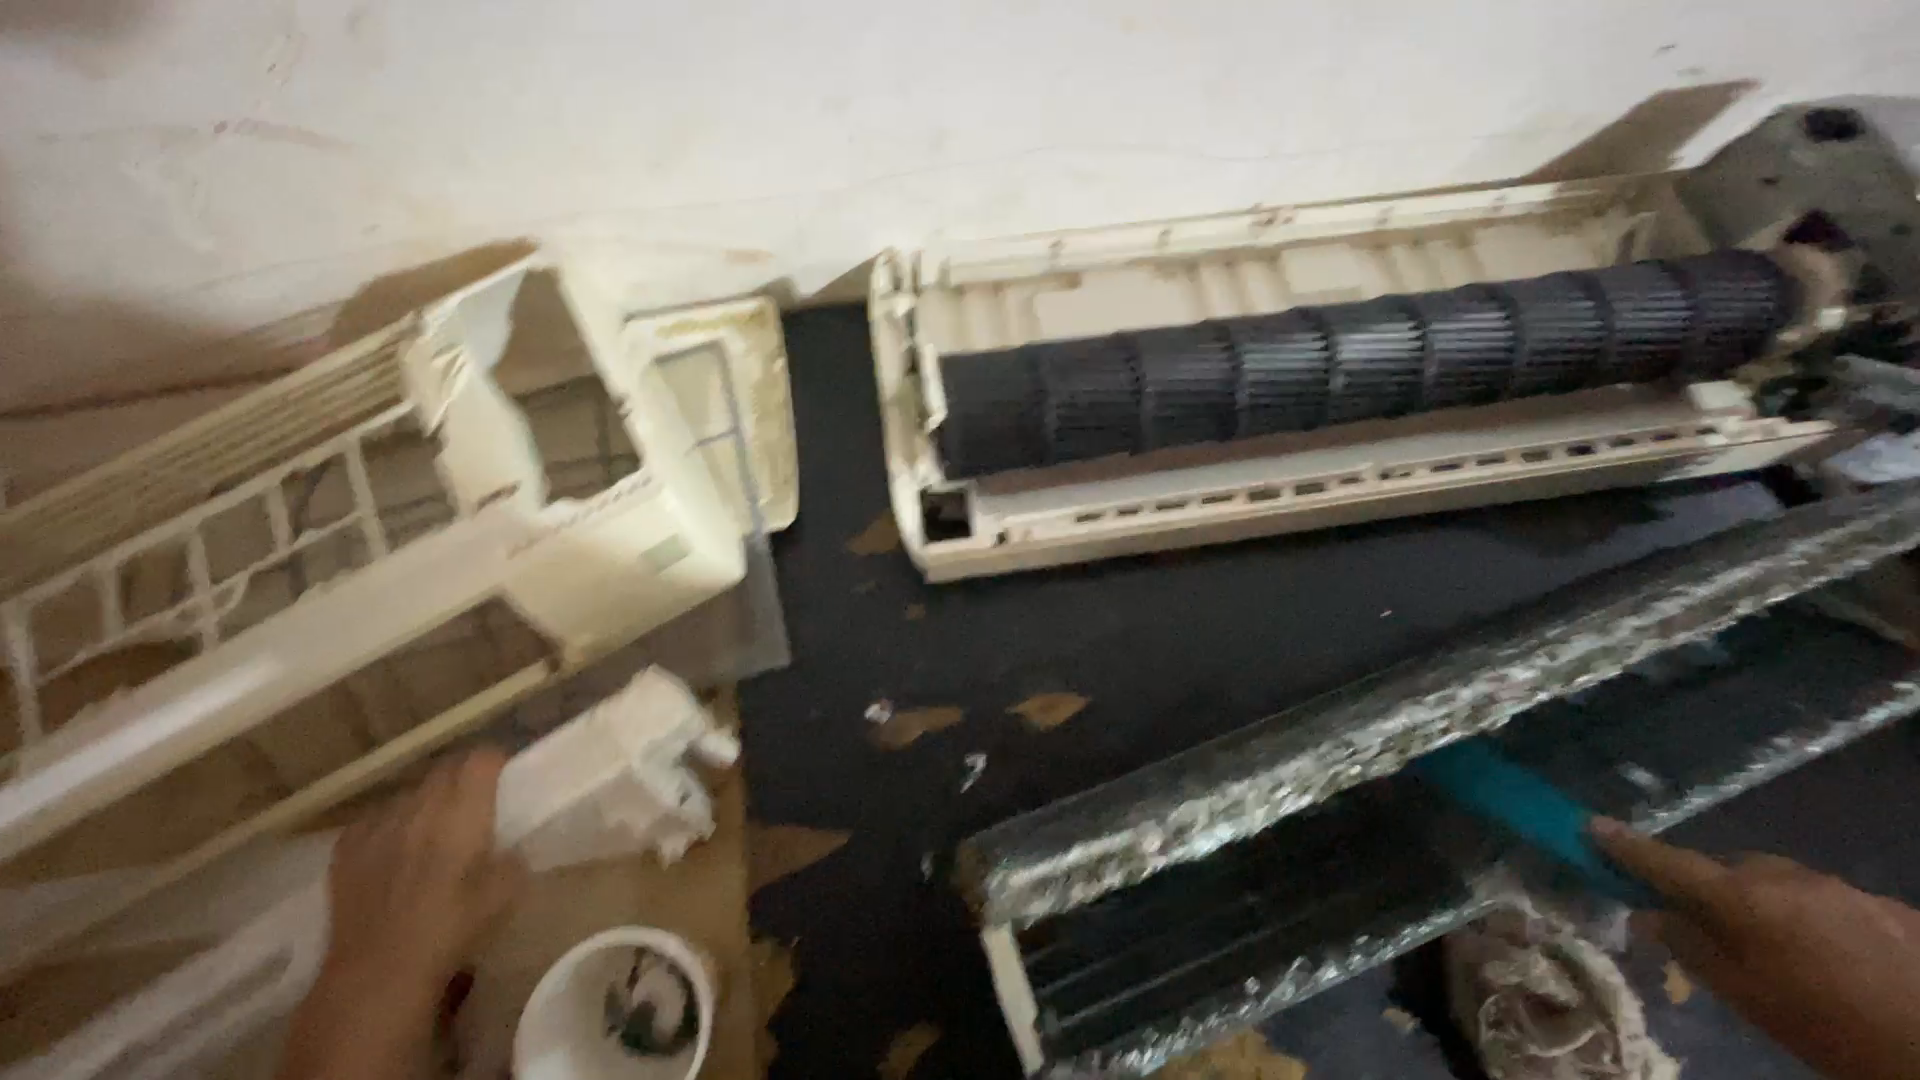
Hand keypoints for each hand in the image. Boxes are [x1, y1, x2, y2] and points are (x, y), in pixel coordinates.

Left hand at [323, 747, 525, 994]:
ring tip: (433, 827)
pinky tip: (394, 847)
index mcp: (463, 813)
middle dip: (464, 775)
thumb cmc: (451, 930)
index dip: (496, 761)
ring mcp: (378, 825)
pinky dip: (391, 823)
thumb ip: (513, 859)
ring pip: (410, 792)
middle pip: (445, 768)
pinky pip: (375, 817)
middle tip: (476, 800)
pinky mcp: (346, 848)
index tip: (505, 776)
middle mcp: (420, 808)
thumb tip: (509, 847)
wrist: (377, 971)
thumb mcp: (505, 895)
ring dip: (427, 800)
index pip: (481, 759)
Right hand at [1592, 818, 1919, 1079]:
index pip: (1667, 862)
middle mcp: (1788, 878)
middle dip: (1709, 886)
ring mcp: (1845, 888)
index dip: (1625, 845)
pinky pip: (1828, 899)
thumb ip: (1689, 946)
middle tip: (1705, 922)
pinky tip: (1835, 956)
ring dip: (1763, 901)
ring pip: (1779, 881)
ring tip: (1779, 948)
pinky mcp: (1892, 906)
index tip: (1590, 826)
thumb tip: (1648, 913)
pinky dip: (1814, 917)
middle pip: (1727, 868)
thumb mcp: (1745, 997)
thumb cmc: (1828, 1030)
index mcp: (1743, 899)